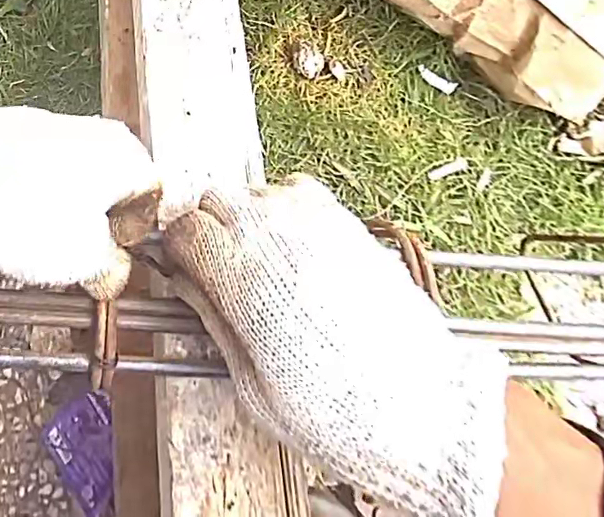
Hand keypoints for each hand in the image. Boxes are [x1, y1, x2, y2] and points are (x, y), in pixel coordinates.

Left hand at [0, 103, 159, 298]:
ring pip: (77, 185)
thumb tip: (112, 267)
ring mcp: (59, 129)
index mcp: (128, 156)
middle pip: (113, 194)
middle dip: (96, 228)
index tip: (109, 260)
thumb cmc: (24, 207)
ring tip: (34, 239)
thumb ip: (111, 268)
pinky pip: (43, 174)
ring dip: (64, 215)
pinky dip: (34, 197)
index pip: (152, 206)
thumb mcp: (81, 259)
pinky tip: (11, 216)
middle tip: (72, 255)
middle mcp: (100, 134)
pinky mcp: (23, 133)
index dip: (133, 241)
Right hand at [163, 175, 507, 516]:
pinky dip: (281, 207)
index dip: (175, 248)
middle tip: (215, 262)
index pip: (182, 229)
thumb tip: (184, 283)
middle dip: (205, 227)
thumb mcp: (254, 387)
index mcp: (241, 278)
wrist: (427, 408)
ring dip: (242, 216)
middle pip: (211, 199)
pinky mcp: (341, 217)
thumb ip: (213, 320)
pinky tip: (291, 244)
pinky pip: (291, 189)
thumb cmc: (343, 415)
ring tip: (257, 257)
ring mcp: (309, 219)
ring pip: (249, 191)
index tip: (182, 265)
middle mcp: (270, 235)